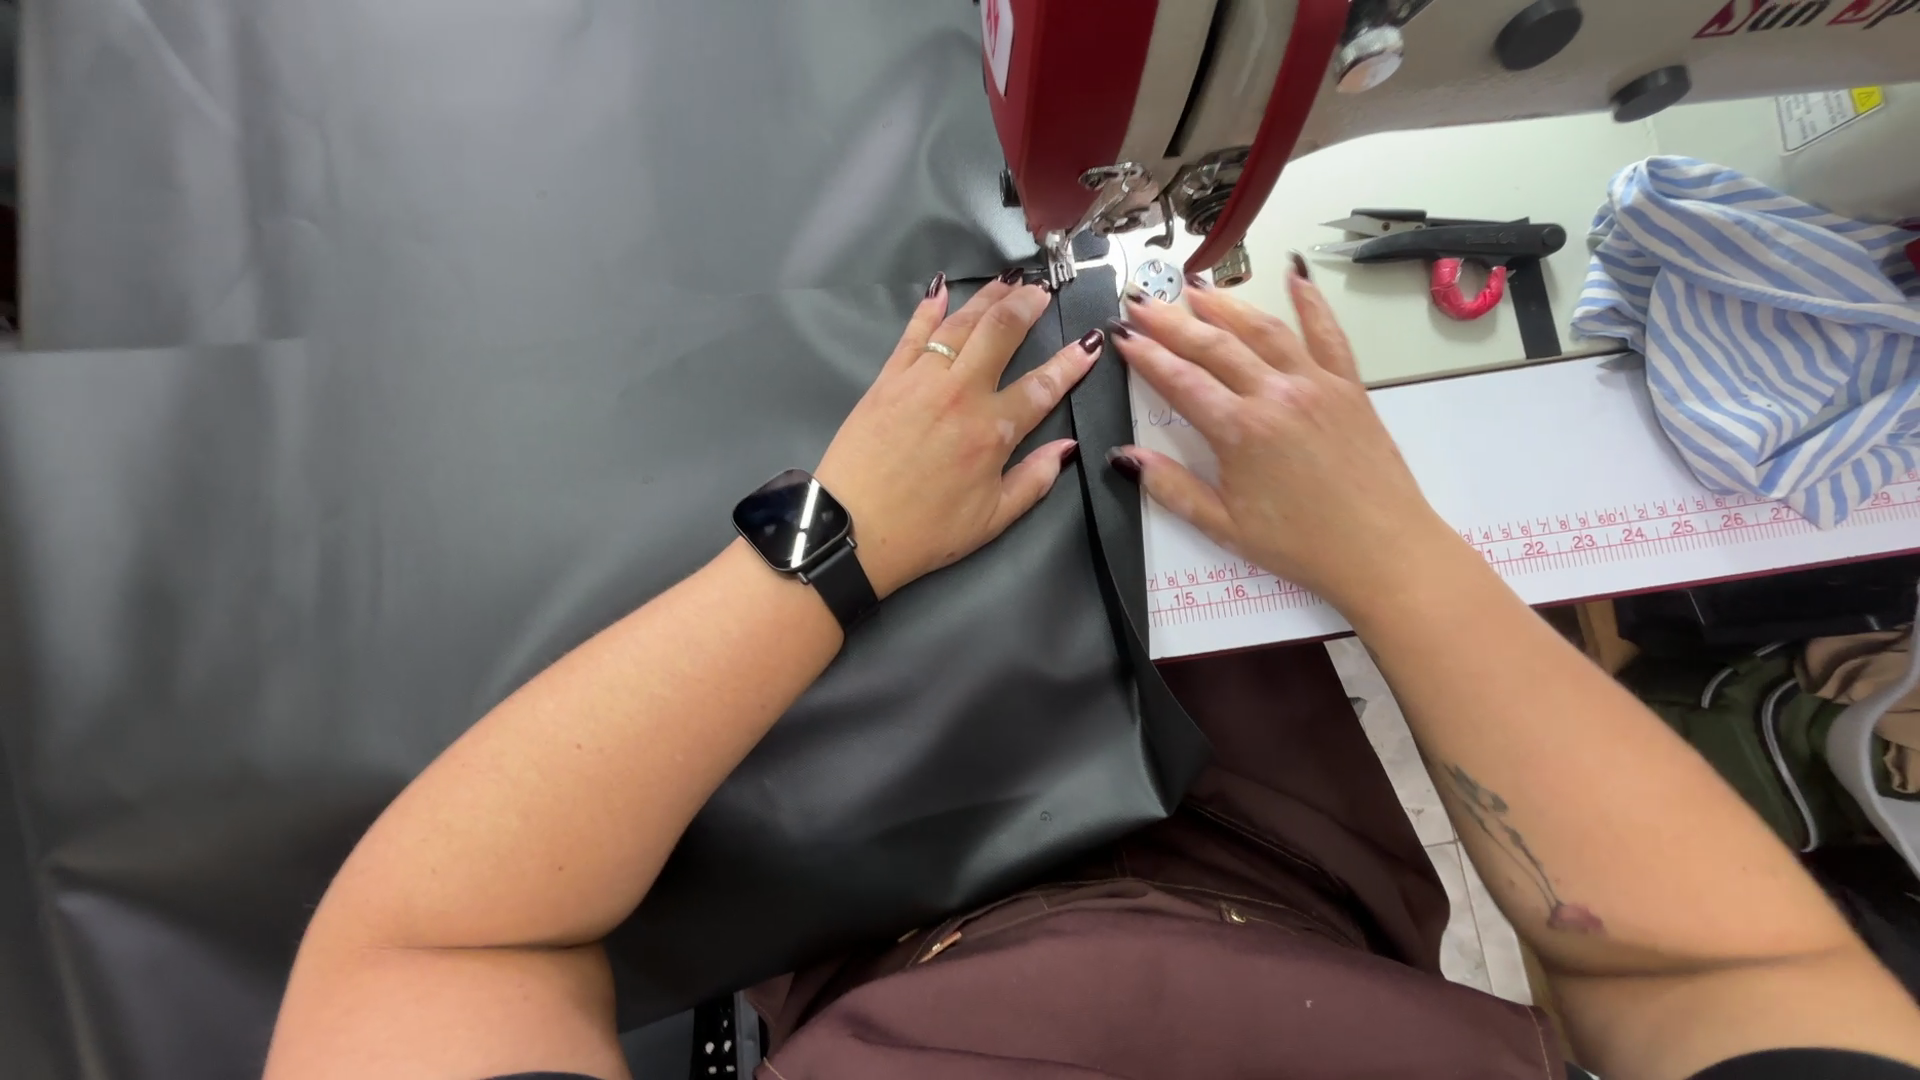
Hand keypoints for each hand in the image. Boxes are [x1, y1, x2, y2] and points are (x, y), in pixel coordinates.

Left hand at [815, 272, 1103, 598]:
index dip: (1071, 362)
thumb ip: (1034, 480)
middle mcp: (961, 394)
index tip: (1091, 343)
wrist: (852, 530)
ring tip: (1008, 282)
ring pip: (961, 324)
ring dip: (988, 298)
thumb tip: (1067, 447)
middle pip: (1001, 333)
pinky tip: (941, 290)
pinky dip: (929, 308)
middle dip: (1027, 305)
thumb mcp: (992, 520)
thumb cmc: (924, 532)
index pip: (1043, 386)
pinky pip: (913, 333)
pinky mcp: (887, 379)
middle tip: (1040, 291)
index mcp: (993, 432)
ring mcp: (922, 381)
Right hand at [1107, 268, 1458, 612]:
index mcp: (1240, 431)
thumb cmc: (1300, 545)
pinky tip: (1295, 275)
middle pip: (1213, 345)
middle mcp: (1276, 395)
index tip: (1121, 334)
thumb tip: (1125, 458)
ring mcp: (1316, 385)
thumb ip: (1171, 487)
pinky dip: (1311, 302)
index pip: (1180, 380)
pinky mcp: (1349, 387)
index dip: (1145, 354)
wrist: (1382, 551)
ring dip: (1224, 304)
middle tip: (1141, 300)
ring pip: (1262, 330)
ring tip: (1194, 287)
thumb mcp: (1223, 526)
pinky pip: (1327, 334)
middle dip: (1170, 320)